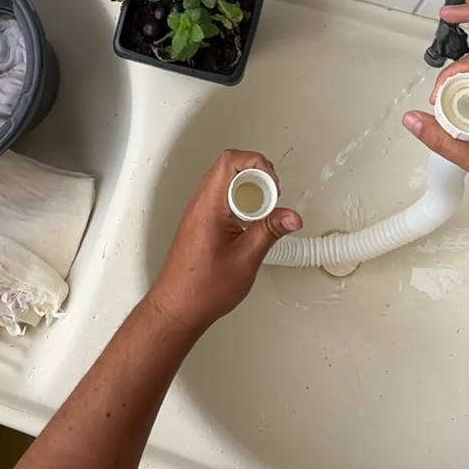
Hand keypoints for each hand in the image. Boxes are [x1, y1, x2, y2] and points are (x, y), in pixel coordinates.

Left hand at [146, 150, 302, 334]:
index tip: (274, 185)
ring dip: (249, 188)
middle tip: (273, 196)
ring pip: (225, 180)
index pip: (231, 161)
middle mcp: (200, 202)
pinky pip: (222, 196)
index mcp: (209, 205)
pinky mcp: (200, 220)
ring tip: (265, 209)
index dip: (257, 164)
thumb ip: (270, 231)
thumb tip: (290, 216)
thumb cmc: (202, 288)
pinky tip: (252, 220)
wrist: (177, 307)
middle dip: (257, 174)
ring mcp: (198, 210)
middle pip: (229, 166)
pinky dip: (241, 200)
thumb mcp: (246, 258)